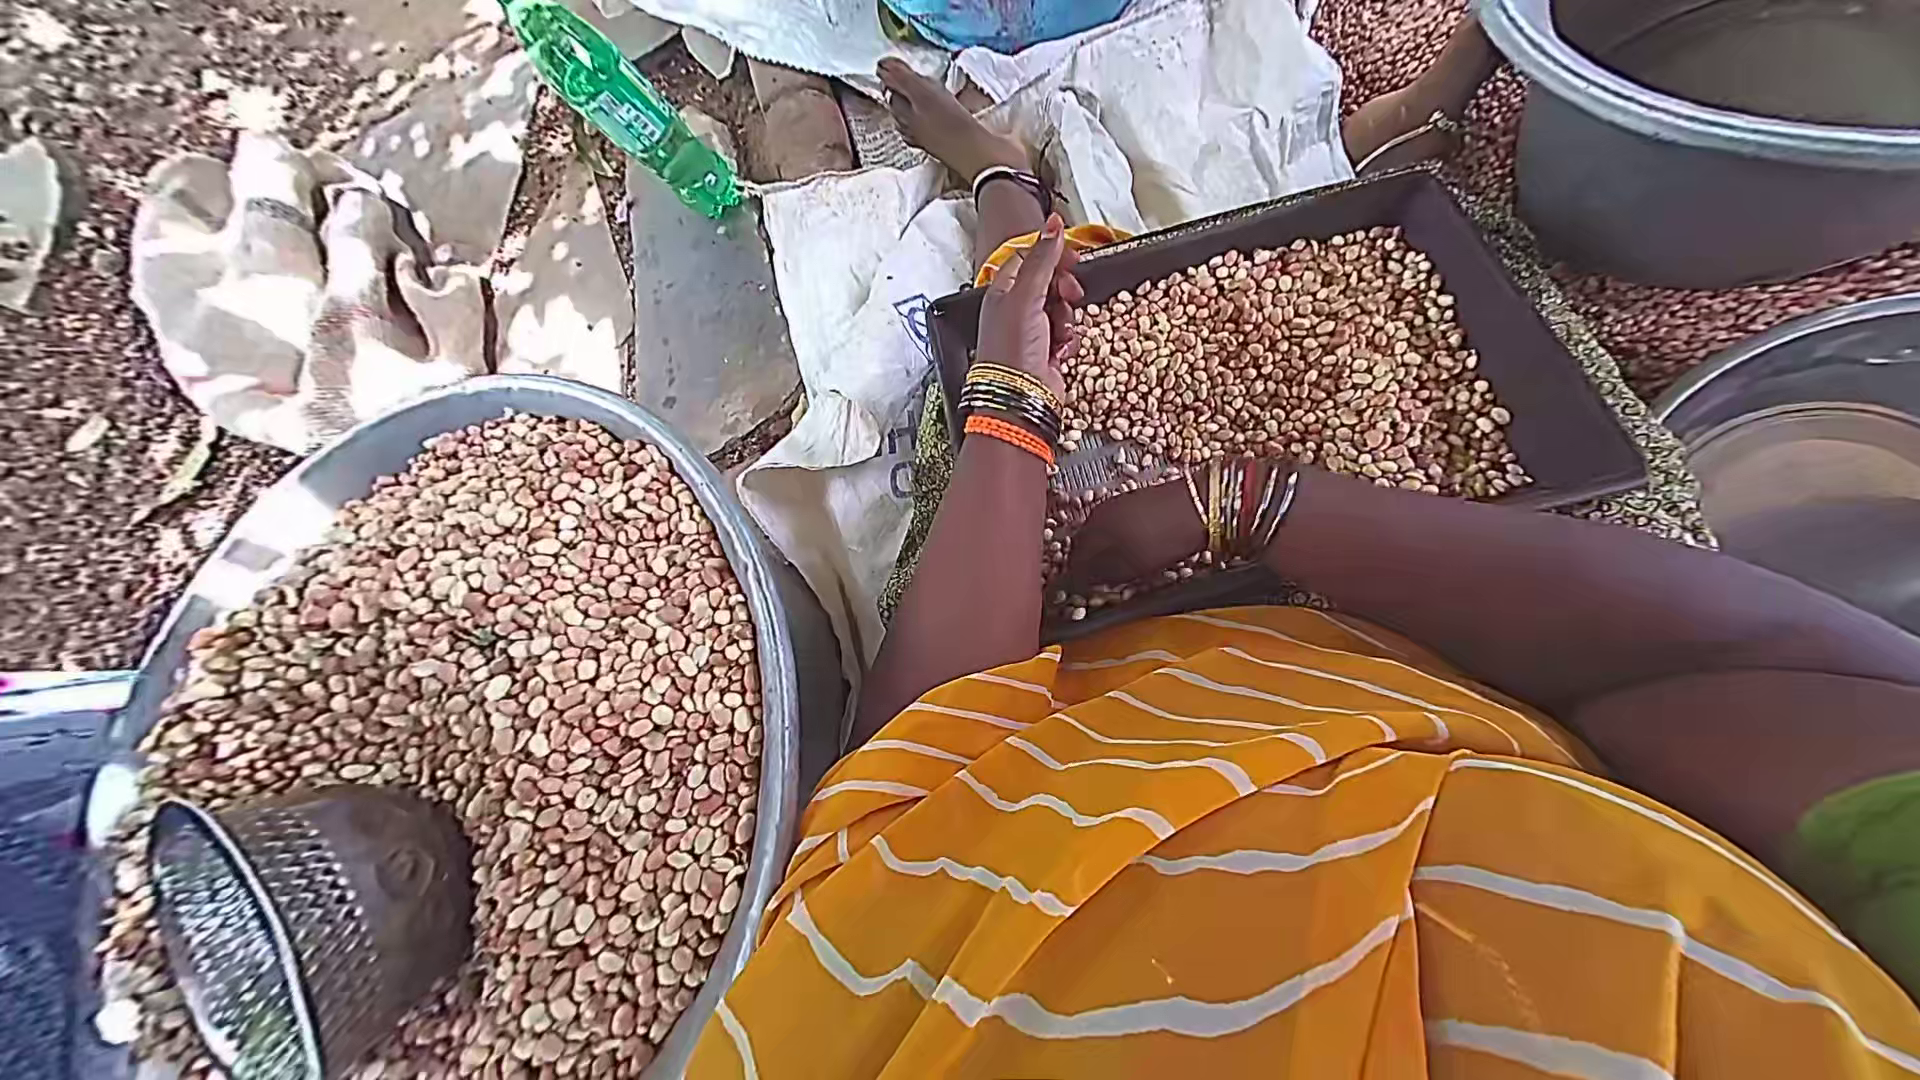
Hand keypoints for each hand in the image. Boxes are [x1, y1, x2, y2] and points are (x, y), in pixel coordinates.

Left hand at [975, 213, 1081, 400]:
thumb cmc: (1012, 351)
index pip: (1029, 259)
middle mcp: (1016, 312)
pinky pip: (1067, 335)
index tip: (1070, 259)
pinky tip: (1059, 350)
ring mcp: (1032, 333)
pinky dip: (1068, 341)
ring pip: (1062, 310)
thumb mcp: (1026, 296)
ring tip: (1058, 332)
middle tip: (1068, 295)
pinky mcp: (1047, 353)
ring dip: (1066, 319)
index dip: (1051, 256)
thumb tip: (1053, 226)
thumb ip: (1042, 259)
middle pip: (1050, 284)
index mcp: (1003, 293)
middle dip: (1063, 290)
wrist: (1021, 396)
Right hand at [1063, 478, 1205, 589]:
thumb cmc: (1166, 540)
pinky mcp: (1131, 499)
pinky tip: (1127, 546)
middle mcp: (1097, 515)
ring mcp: (1114, 504)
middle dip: (1085, 562)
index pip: (1074, 560)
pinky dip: (1112, 538)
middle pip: (1082, 544)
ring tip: (1113, 566)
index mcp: (1093, 532)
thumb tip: (1082, 581)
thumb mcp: (1132, 565)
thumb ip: (1104, 573)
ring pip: (1097, 533)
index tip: (1081, 590)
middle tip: (1096, 580)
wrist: (1201, 504)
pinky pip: (1111, 523)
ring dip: (1099, 550)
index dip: (1076, 578)